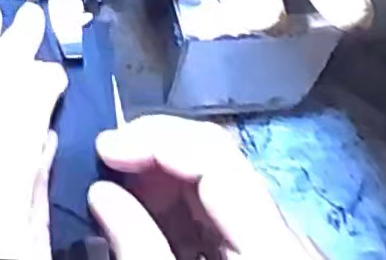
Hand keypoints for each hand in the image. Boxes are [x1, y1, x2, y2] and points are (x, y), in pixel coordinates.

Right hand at [87, 115, 319, 259]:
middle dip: (156, 152)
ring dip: (163, 178)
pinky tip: (145, 216)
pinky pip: (220, 218)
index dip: (156, 138)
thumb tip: (102, 193)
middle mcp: (282, 237)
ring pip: (217, 185)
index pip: (214, 156)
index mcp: (271, 248)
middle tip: (105, 161)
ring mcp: (278, 249)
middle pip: (218, 161)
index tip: (104, 146)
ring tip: (116, 182)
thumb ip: (140, 252)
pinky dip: (179, 210)